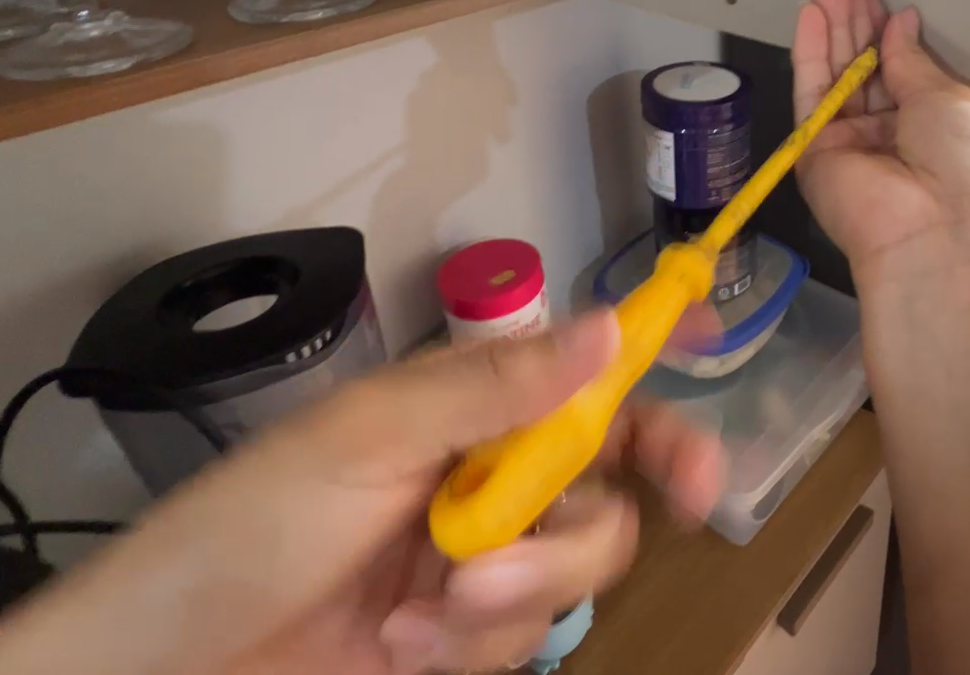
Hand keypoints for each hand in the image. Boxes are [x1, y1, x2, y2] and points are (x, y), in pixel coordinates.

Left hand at [0, 314, 720, 674]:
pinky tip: (401, 643)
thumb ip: (497, 385)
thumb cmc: (252, 522)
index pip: (587, 364)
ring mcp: (496, 549)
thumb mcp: (371, 435)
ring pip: (585, 555)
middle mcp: (503, 466)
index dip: (655, 347)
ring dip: (523, 583)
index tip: (717, 339)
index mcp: (481, 400)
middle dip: (614, 501)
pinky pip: (530, 629)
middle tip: (686, 498)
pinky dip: (475, 642)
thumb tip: (614, 325)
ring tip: (435, 608)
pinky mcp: (477, 630)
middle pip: (618, 470)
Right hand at [791, 0, 969, 281]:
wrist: (933, 235)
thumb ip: (914, 61)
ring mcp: (848, 140)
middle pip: (865, 64)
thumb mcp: (949, 101)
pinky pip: (811, 95)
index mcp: (931, 122)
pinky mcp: (813, 150)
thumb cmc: (962, 165)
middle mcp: (888, 130)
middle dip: (855, 15)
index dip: (889, 28)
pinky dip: (811, 54)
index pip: (901, 66)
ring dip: (831, 24)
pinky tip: (811, 14)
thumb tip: (902, 23)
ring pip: (835, 73)